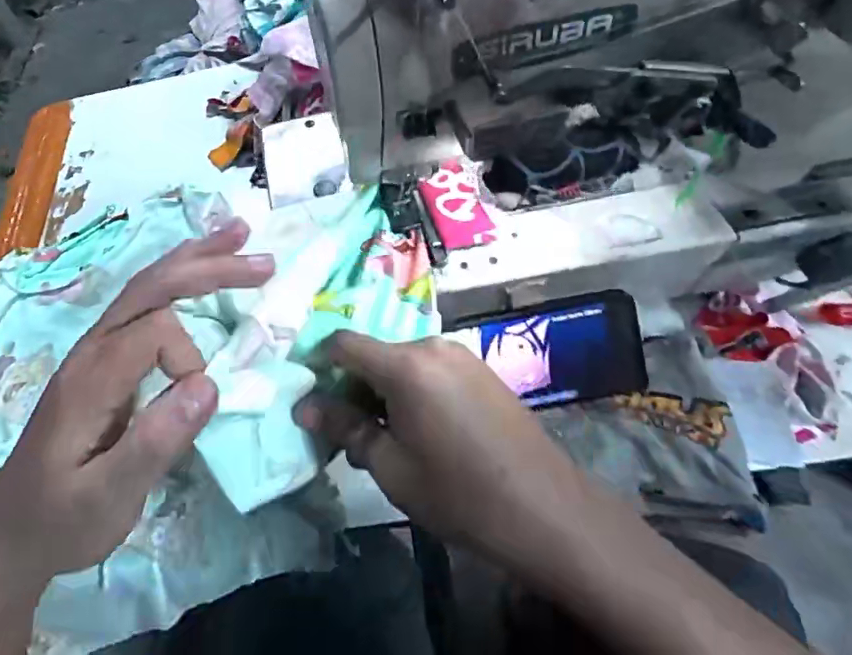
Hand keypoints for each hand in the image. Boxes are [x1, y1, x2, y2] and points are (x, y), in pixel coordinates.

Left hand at [0, 220, 275, 582]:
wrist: (9, 536)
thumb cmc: (60, 521)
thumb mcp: (107, 499)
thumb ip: (155, 442)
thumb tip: (210, 384)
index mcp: (91, 376)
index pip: (155, 332)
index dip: (188, 360)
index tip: (193, 405)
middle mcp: (92, 348)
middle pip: (152, 286)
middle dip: (209, 267)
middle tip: (265, 262)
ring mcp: (95, 348)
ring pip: (147, 285)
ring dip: (196, 259)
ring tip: (238, 232)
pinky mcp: (104, 358)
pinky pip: (145, 301)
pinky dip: (180, 275)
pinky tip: (199, 265)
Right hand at [298, 336, 812, 654]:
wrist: (545, 508)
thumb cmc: (459, 492)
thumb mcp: (392, 467)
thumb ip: (346, 428)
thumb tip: (306, 406)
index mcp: (405, 364)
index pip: (343, 343)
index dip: (319, 364)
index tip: (308, 394)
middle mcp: (431, 345)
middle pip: (374, 352)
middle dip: (352, 383)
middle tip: (343, 427)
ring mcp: (460, 354)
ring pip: (402, 361)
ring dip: (382, 388)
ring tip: (381, 434)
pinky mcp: (479, 368)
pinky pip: (430, 368)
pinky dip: (411, 388)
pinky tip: (417, 428)